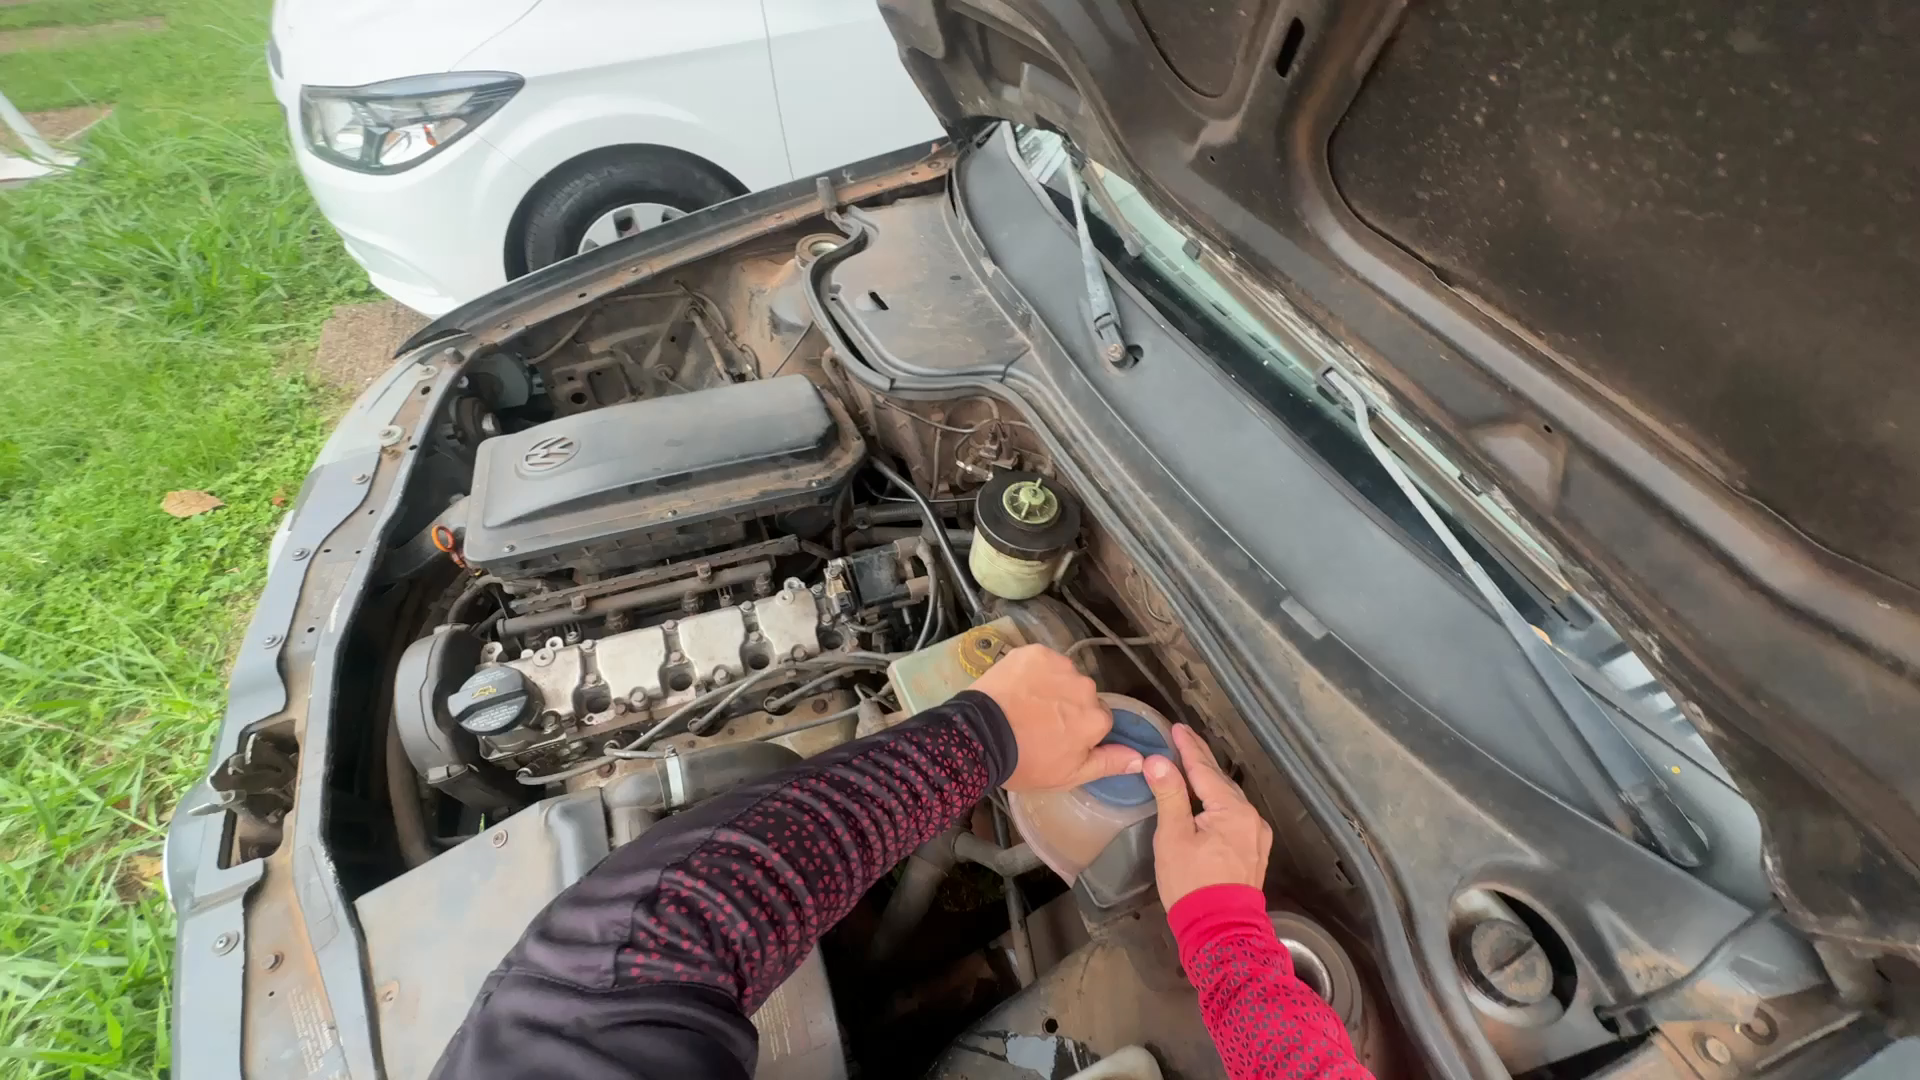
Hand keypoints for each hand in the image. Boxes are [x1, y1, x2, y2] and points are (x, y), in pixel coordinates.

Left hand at [972, 644, 1144, 790]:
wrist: (980, 735)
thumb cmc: (1025, 761)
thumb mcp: (1069, 774)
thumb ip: (1108, 763)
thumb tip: (1142, 758)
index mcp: (1097, 718)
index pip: (1099, 719)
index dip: (1078, 729)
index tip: (1058, 736)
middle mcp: (1085, 687)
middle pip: (1082, 695)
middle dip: (1067, 705)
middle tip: (1039, 721)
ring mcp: (1059, 665)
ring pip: (1063, 675)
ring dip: (1050, 685)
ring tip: (1025, 703)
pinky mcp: (1034, 651)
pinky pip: (1041, 660)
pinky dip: (1032, 670)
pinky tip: (1016, 686)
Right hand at [1145, 724, 1272, 907]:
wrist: (1221, 933)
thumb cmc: (1191, 884)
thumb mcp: (1173, 837)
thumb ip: (1168, 795)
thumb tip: (1158, 760)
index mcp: (1231, 810)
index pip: (1203, 769)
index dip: (1187, 747)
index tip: (1175, 728)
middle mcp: (1250, 817)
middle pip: (1218, 779)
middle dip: (1199, 758)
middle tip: (1182, 737)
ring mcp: (1256, 835)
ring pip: (1228, 796)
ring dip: (1208, 778)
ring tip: (1191, 761)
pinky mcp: (1254, 850)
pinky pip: (1234, 812)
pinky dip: (1217, 798)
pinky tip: (1208, 796)